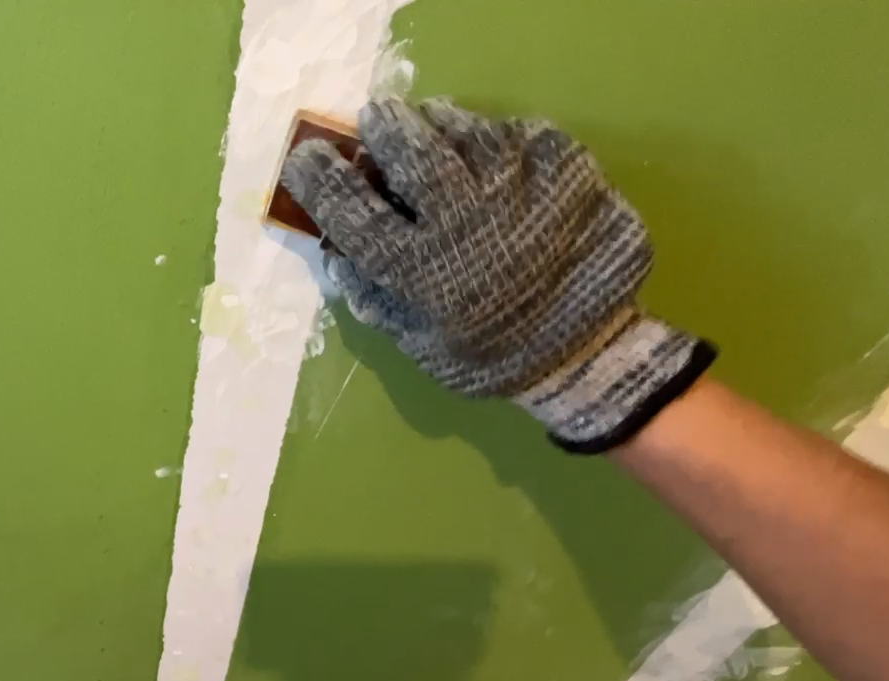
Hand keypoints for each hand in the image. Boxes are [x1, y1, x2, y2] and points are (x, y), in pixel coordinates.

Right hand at [282, 97, 714, 453]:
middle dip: (386, 130)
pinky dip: (492, 134)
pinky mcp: (566, 169)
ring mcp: (519, 189)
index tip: (305, 158)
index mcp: (421, 272)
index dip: (323, 183)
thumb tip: (336, 254)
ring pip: (466, 134)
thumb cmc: (487, 355)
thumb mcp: (418, 344)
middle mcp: (464, 224)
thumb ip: (375, 298)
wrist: (583, 353)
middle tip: (374, 118)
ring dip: (439, 122)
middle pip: (413, 156)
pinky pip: (516, 134)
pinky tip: (486, 145)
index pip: (355, 216)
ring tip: (428, 121)